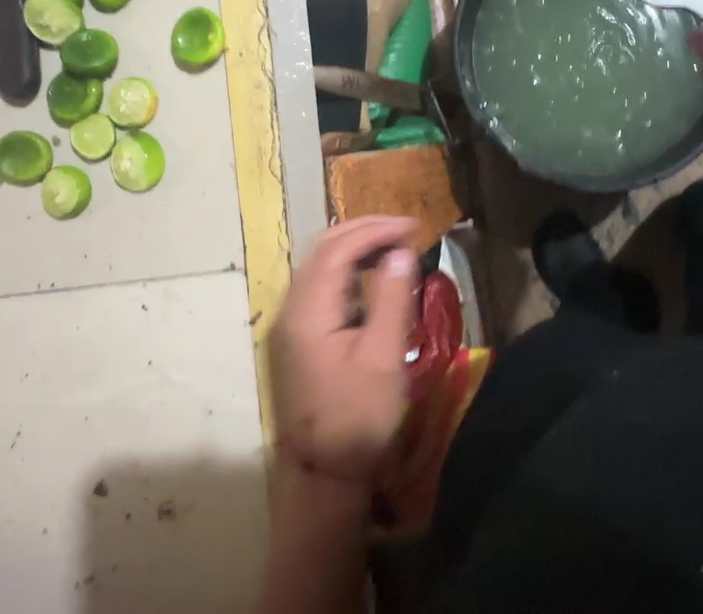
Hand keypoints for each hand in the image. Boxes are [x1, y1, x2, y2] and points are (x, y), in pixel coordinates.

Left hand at [269, 216, 420, 487]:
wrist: (322, 476)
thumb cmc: (357, 418)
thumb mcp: (383, 358)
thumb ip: (391, 300)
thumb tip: (400, 253)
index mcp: (308, 311)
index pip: (338, 249)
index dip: (375, 230)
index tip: (413, 226)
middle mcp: (290, 311)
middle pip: (322, 251)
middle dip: (363, 231)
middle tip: (404, 229)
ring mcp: (289, 327)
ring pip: (318, 268)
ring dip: (354, 249)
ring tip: (393, 247)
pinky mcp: (296, 342)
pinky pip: (319, 289)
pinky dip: (346, 272)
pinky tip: (371, 279)